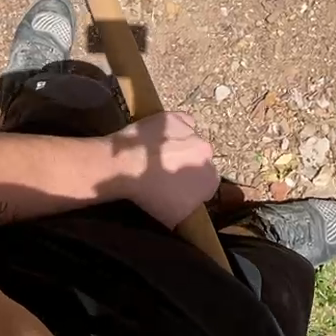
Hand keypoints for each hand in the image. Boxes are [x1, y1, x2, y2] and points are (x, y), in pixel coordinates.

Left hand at [101, 112, 218, 228]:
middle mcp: (206, 153)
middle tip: (168, 172)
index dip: (195, 188)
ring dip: (182, 147)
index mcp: (210, 179)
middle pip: (201, 160)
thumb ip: (189, 209)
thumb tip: (189, 205)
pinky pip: (182, 123)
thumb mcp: (173, 217)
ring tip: (160, 155)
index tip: (180, 190)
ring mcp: (192, 132)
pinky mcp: (176, 118)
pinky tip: (161, 138)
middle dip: (189, 165)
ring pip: (192, 141)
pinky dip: (175, 129)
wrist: (126, 165)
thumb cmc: (150, 194)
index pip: (208, 185)